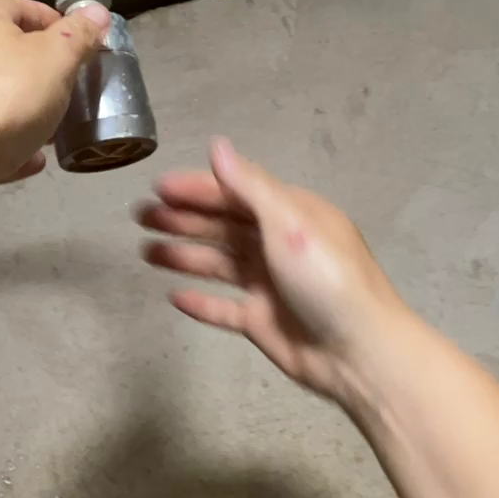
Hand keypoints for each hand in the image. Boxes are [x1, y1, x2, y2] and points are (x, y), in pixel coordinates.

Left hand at [0, 0, 109, 190]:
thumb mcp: (55, 59)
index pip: (21, 7)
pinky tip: (30, 160)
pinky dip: (9, 146)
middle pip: (6, 55)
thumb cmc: (3, 98)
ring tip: (54, 130)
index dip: (54, 22)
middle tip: (72, 91)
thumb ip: (78, 36)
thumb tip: (96, 12)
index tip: (80, 46)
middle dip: (42, 73)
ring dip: (26, 113)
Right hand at [138, 137, 409, 404]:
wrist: (357, 351)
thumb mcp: (289, 223)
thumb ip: (249, 187)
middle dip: (182, 220)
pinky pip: (222, 308)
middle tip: (142, 217)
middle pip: (222, 227)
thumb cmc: (326, 279)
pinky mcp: (260, 321)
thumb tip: (217, 146)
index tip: (158, 189)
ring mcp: (268, 285)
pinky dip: (200, 302)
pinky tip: (174, 297)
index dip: (196, 190)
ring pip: (217, 265)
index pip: (236, 194)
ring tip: (147, 252)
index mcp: (291, 216)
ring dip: (184, 256)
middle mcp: (278, 246)